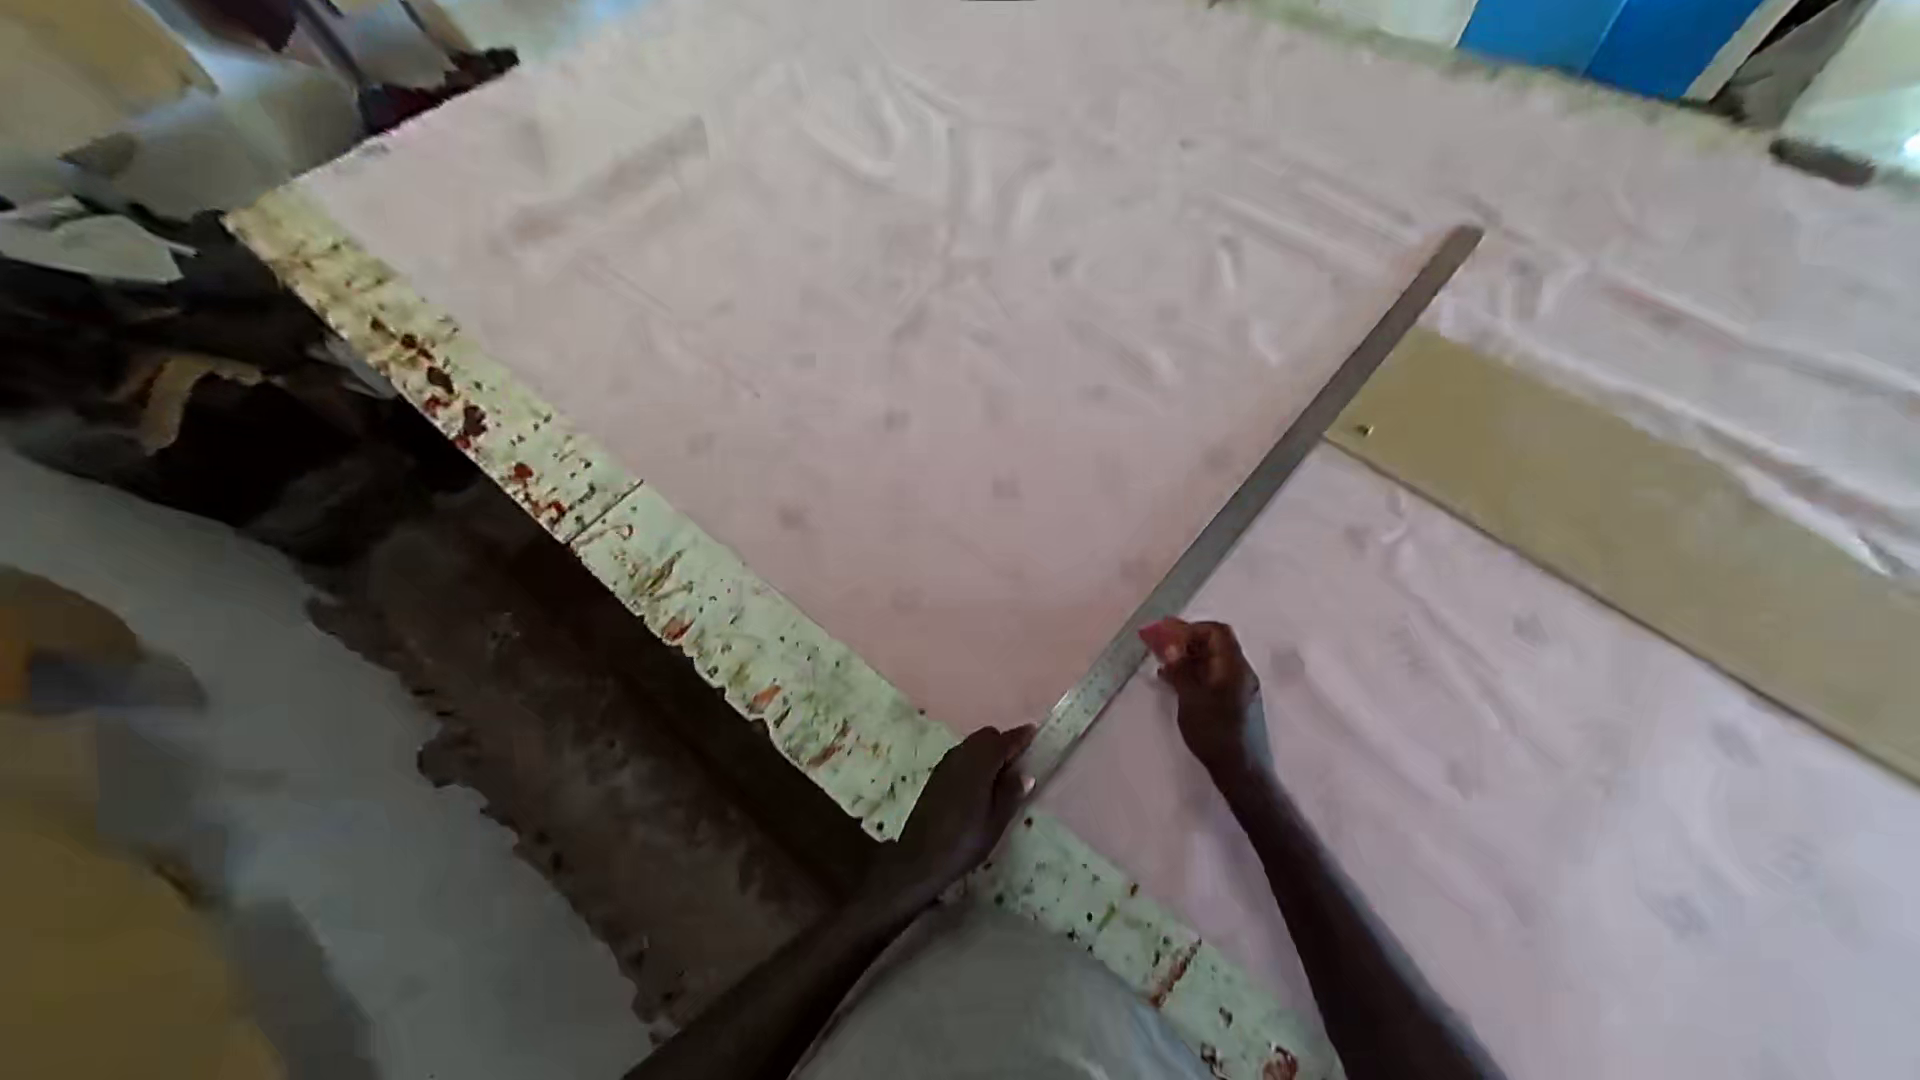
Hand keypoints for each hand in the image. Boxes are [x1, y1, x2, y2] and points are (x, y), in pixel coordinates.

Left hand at [865, 725, 1033, 910]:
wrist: (921, 856)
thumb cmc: (965, 840)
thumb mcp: (996, 820)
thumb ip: (1011, 792)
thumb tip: (1025, 774)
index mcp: (979, 762)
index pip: (1004, 740)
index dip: (1020, 737)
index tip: (1034, 734)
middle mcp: (961, 755)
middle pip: (987, 736)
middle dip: (1004, 743)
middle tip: (1019, 763)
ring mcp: (946, 763)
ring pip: (973, 744)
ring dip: (988, 751)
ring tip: (1001, 776)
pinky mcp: (937, 774)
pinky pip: (962, 755)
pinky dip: (975, 759)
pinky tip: (980, 784)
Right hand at [1140, 618, 1269, 778]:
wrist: (1241, 771)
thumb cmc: (1215, 733)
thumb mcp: (1191, 699)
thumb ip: (1180, 669)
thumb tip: (1169, 644)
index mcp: (1234, 667)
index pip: (1216, 632)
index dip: (1191, 628)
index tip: (1168, 636)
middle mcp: (1240, 672)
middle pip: (1215, 644)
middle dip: (1186, 640)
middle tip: (1160, 644)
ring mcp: (1239, 687)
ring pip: (1213, 660)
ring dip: (1188, 657)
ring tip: (1162, 664)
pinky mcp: (1234, 701)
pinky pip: (1213, 676)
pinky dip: (1194, 672)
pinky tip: (1174, 682)